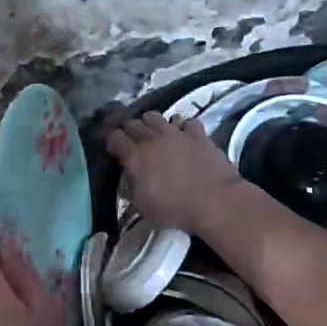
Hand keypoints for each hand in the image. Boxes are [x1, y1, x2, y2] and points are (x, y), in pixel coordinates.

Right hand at [104, 111, 243, 234]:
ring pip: (155, 116)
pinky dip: (179, 126)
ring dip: (149, 123)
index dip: (110, 141)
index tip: (112, 147)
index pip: (114, 137)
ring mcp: (176, 133)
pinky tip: (181, 134)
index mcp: (136, 155)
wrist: (216, 202)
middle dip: (127, 130)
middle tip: (129, 140)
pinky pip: (184, 121)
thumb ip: (131, 186)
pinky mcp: (197, 133)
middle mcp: (153, 138)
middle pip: (132, 123)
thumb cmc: (175, 209)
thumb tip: (128, 175)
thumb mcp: (142, 205)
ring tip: (152, 133)